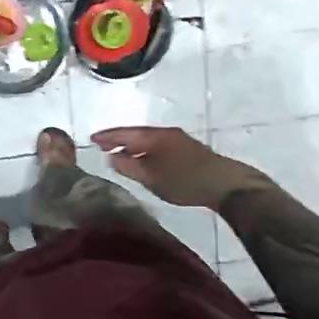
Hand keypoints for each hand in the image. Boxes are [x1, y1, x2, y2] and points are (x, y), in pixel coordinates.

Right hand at [90, 126, 269, 208]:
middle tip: (101, 146)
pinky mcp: (187, 150)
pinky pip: (157, 146)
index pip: (124, 133)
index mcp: (153, 137)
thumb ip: (127, 166)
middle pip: (136, 134)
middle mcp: (165, 134)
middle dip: (118, 140)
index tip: (91, 139)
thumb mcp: (150, 177)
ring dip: (132, 146)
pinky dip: (144, 150)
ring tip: (118, 155)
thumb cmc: (184, 181)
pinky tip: (142, 160)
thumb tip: (112, 158)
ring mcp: (179, 141)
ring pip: (147, 140)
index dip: (106, 136)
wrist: (227, 185)